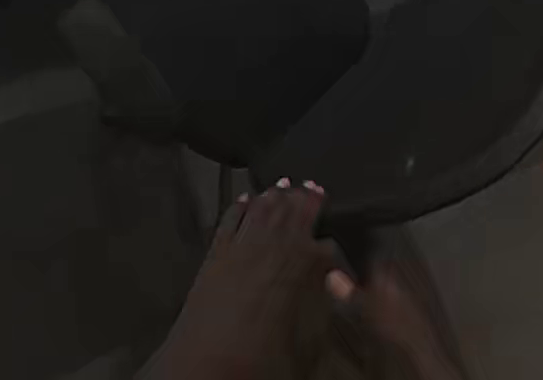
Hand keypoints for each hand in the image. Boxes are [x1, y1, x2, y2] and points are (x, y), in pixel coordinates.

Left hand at [138, 178, 336, 379]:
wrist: (206, 366)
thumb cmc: (262, 360)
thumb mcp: (306, 342)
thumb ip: (319, 306)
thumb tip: (326, 284)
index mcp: (298, 269)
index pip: (324, 247)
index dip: (333, 244)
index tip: (337, 237)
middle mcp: (271, 248)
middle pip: (291, 215)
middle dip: (305, 199)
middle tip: (314, 184)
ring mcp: (241, 245)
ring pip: (262, 210)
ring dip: (275, 194)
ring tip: (285, 181)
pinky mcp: (216, 250)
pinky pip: (230, 218)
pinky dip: (239, 204)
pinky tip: (245, 196)